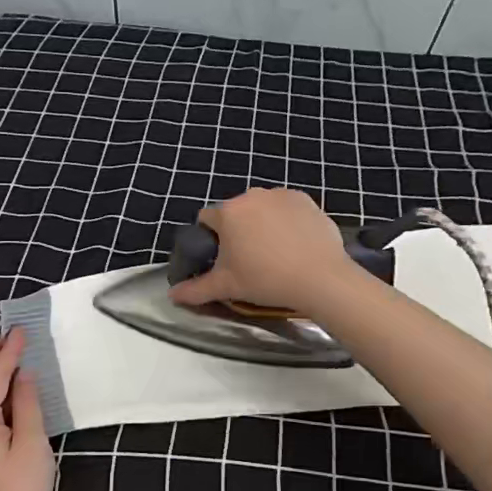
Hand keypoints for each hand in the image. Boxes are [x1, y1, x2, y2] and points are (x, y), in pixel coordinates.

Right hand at [167, 188, 351, 313]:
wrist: (320, 278)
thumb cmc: (266, 280)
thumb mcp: (227, 287)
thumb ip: (196, 289)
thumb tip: (171, 295)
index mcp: (228, 213)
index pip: (207, 219)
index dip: (211, 238)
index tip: (223, 258)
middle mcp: (252, 195)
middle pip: (236, 212)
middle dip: (238, 230)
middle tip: (249, 260)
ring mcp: (281, 195)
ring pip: (262, 208)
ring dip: (262, 224)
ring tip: (275, 253)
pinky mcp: (306, 199)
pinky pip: (287, 208)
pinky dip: (287, 221)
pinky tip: (295, 244)